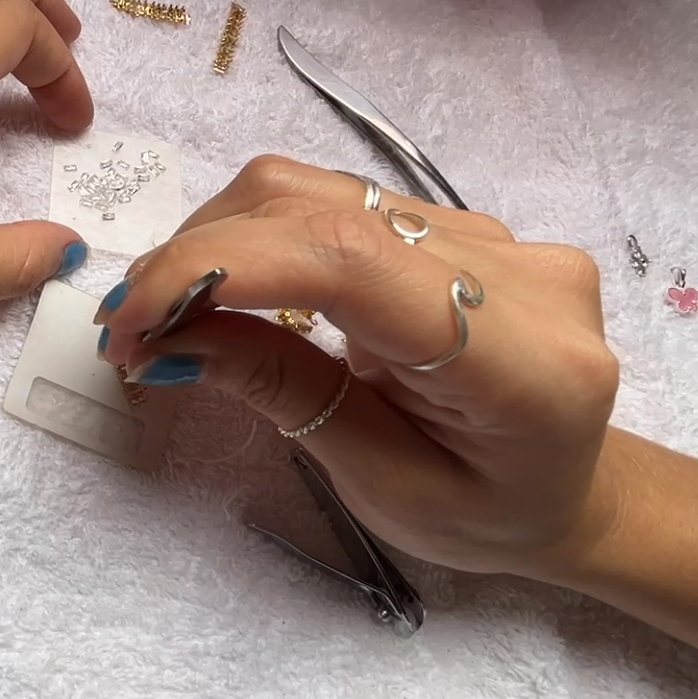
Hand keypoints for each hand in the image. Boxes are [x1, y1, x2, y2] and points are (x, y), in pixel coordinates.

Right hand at [97, 156, 619, 575]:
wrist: (571, 481)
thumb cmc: (484, 510)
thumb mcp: (378, 482)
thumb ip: (279, 391)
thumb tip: (166, 335)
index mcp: (521, 359)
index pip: (344, 260)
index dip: (216, 269)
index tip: (130, 320)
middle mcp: (510, 266)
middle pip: (309, 209)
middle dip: (191, 258)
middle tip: (127, 326)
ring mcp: (478, 228)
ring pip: (300, 187)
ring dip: (207, 239)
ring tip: (165, 304)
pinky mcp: (439, 215)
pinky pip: (314, 195)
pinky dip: (241, 232)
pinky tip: (218, 277)